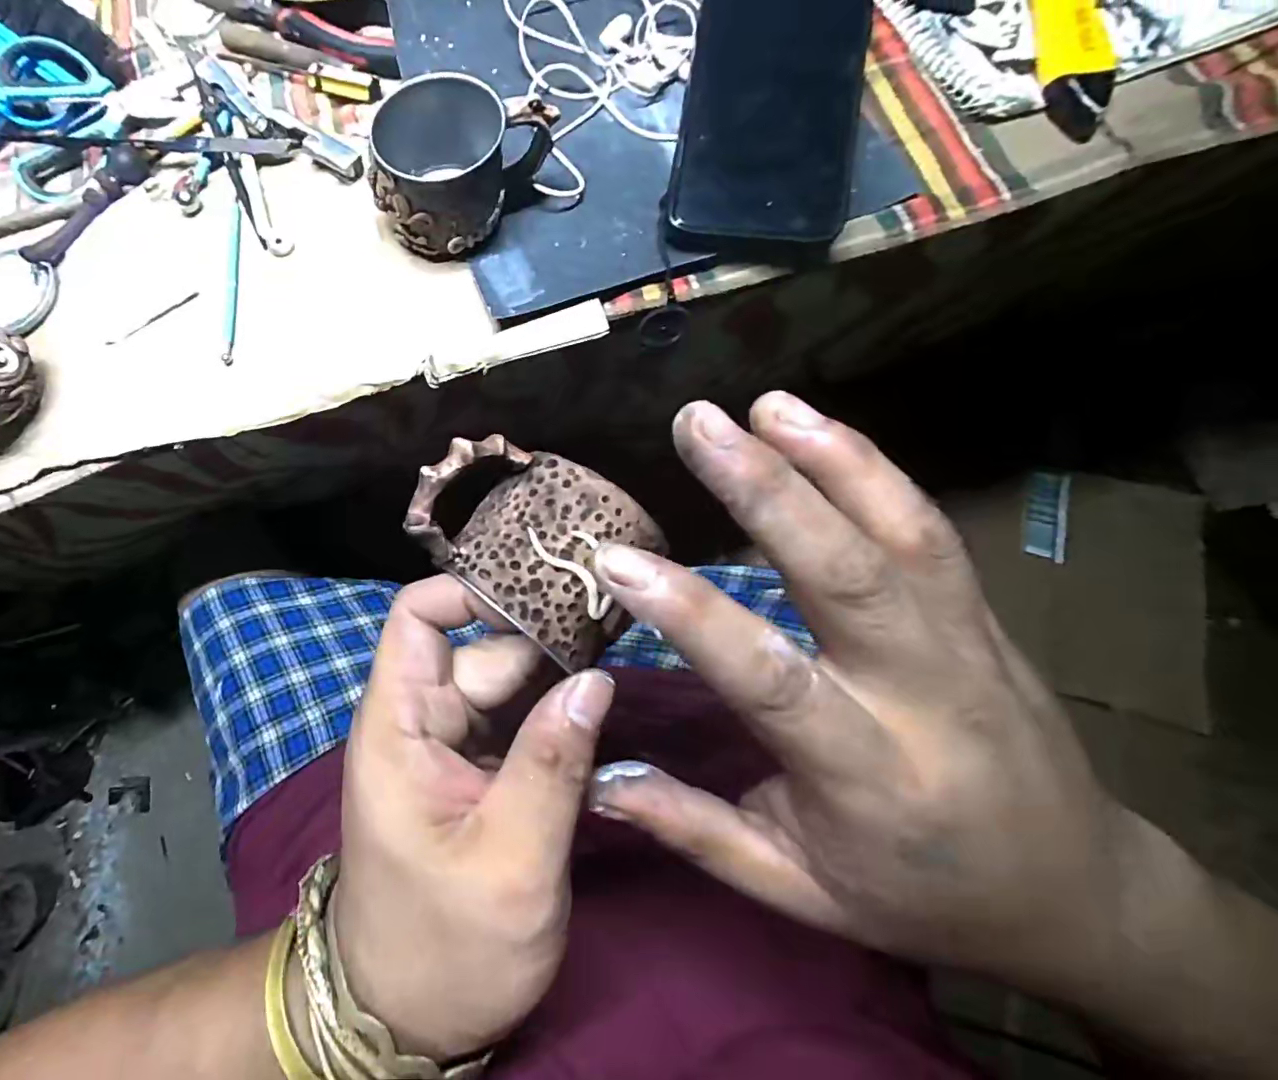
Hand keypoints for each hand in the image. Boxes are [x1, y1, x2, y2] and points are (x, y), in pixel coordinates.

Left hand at [330, 576, 615, 1059]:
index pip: (415, 619)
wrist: (404, 1010)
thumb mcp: (511, 860)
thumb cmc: (444, 945)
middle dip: (538, 645)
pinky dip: (546, 720)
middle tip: (619, 640)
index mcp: (397, 725)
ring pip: (497, 686)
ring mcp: (440, 747)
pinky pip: (507, 725)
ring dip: (550, 683)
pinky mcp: (466, 774)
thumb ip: (552, 764)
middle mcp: (414, 722)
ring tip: (619, 672)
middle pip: (473, 650)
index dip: (471, 595)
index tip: (548, 601)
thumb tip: (596, 679)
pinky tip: (595, 718)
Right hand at [585, 393, 1141, 996]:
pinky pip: (926, 532)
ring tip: (758, 404)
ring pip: (899, 536)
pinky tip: (814, 427)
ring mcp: (966, 646)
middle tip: (697, 426)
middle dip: (766, 492)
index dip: (691, 615)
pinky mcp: (978, 618)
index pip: (772, 678)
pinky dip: (870, 470)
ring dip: (827, 459)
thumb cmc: (916, 895)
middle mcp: (925, 695)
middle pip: (848, 577)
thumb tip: (594, 777)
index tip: (617, 560)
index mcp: (869, 773)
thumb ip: (695, 830)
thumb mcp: (797, 892)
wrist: (1077, 894)